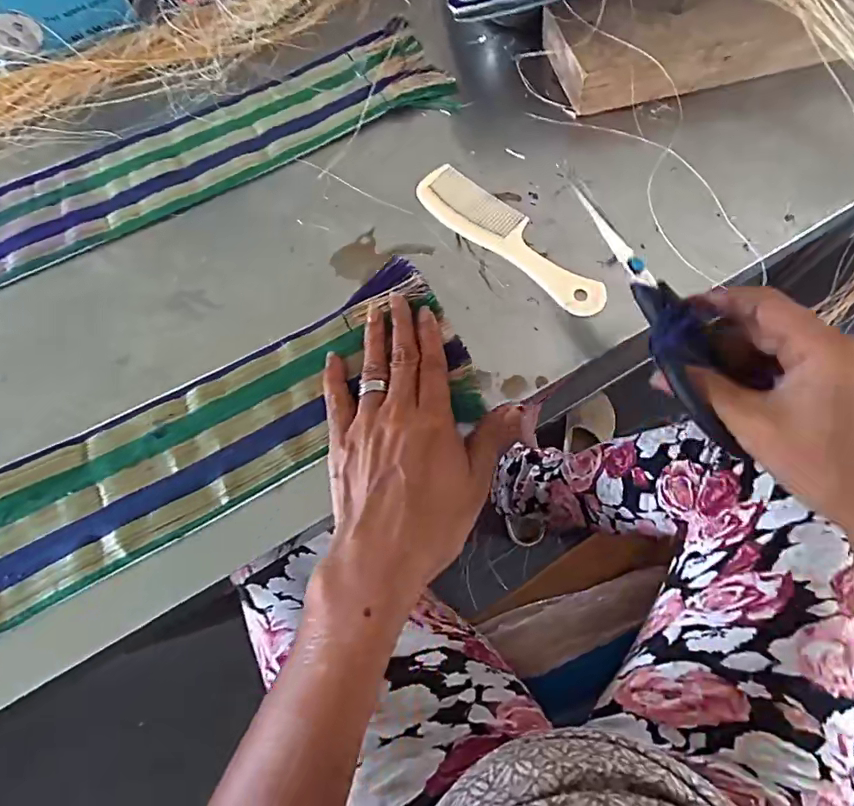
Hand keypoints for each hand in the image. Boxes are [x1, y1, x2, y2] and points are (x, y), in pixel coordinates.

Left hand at [316, 294, 534, 614]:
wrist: (378, 554)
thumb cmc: (433, 525)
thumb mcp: (473, 485)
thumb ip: (491, 438)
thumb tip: (519, 406)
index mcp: (431, 421)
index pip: (431, 367)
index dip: (430, 336)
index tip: (426, 312)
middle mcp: (396, 414)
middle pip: (400, 361)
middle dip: (399, 326)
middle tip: (397, 298)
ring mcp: (364, 425)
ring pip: (369, 372)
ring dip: (371, 341)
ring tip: (372, 314)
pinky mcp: (340, 442)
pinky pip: (336, 401)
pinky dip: (334, 378)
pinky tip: (333, 359)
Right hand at [681, 287, 853, 536]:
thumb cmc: (820, 464)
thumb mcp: (751, 423)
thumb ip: (705, 387)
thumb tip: (661, 373)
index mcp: (823, 346)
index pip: (762, 303)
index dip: (717, 301)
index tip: (680, 313)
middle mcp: (839, 347)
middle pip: (769, 324)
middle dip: (722, 336)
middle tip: (681, 353)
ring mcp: (846, 366)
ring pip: (779, 345)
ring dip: (738, 357)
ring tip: (700, 376)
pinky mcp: (846, 386)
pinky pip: (793, 364)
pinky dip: (760, 371)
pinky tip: (732, 390)